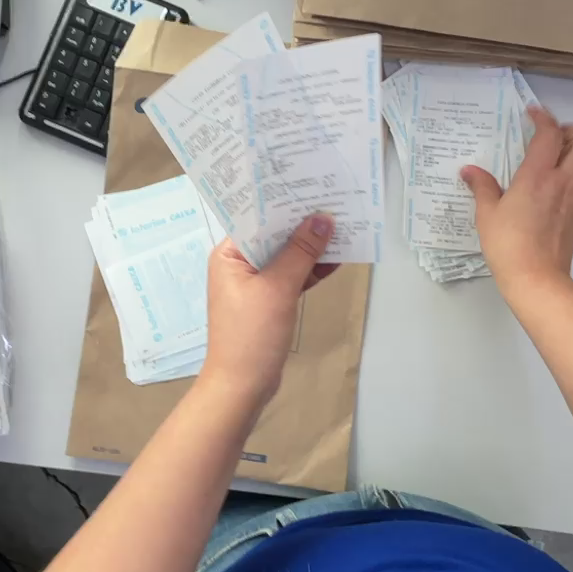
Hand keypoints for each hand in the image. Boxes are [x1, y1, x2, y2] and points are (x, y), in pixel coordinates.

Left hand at [199, 215, 339, 406]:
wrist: (243, 387)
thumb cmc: (251, 335)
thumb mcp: (277, 288)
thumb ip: (300, 252)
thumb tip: (323, 219)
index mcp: (229, 254)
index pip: (257, 219)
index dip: (284, 202)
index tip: (311, 184)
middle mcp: (239, 264)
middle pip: (274, 235)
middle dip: (302, 222)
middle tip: (333, 199)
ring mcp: (255, 283)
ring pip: (286, 255)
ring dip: (311, 246)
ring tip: (343, 224)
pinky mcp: (270, 300)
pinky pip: (292, 276)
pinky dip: (311, 269)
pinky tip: (337, 257)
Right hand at [463, 105, 572, 298]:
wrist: (536, 278)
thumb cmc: (507, 244)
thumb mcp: (486, 214)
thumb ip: (482, 187)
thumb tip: (469, 171)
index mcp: (538, 175)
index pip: (548, 135)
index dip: (543, 118)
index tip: (532, 113)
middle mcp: (563, 182)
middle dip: (571, 132)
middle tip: (552, 135)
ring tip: (556, 158)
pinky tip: (563, 189)